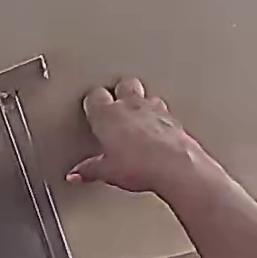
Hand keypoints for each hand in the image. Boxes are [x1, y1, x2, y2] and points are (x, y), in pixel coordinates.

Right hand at [68, 78, 221, 198]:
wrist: (176, 167)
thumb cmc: (140, 164)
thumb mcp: (107, 172)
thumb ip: (90, 169)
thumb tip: (80, 173)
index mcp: (107, 114)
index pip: (94, 96)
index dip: (92, 102)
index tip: (90, 111)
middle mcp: (131, 106)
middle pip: (123, 84)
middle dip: (119, 91)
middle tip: (114, 107)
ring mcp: (155, 110)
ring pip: (147, 95)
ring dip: (142, 104)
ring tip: (137, 119)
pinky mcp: (175, 120)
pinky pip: (165, 113)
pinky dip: (160, 120)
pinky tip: (157, 133)